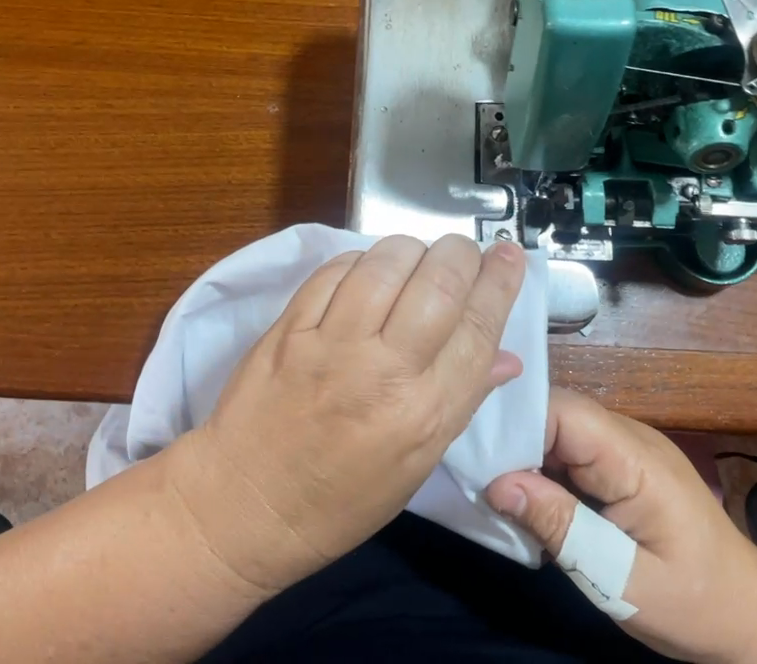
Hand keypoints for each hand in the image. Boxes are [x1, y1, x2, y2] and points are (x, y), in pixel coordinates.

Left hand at [164, 234, 526, 593]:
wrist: (246, 505)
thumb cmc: (340, 500)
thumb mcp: (416, 465)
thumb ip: (461, 401)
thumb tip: (505, 356)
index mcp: (424, 415)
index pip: (478, 329)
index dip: (500, 282)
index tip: (509, 254)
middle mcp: (382, 372)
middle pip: (437, 284)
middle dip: (460, 254)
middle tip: (463, 253)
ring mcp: (329, 345)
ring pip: (385, 264)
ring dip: (410, 250)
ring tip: (415, 259)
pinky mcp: (288, 329)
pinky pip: (333, 272)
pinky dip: (360, 261)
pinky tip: (368, 271)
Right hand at [485, 389, 756, 663]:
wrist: (754, 619)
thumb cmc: (695, 604)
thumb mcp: (622, 578)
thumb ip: (561, 526)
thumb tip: (497, 483)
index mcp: (637, 459)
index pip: (563, 412)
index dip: (515, 425)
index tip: (476, 457)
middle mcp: (631, 438)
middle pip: (556, 414)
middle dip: (512, 439)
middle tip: (473, 473)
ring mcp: (628, 449)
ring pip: (559, 430)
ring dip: (524, 455)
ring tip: (488, 483)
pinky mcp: (623, 466)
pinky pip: (572, 450)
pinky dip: (543, 469)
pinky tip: (524, 495)